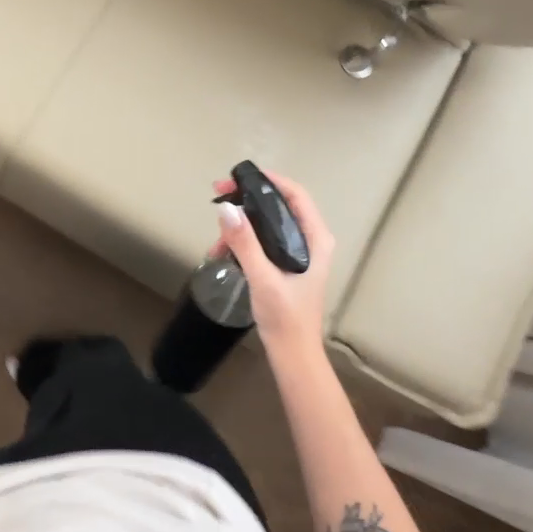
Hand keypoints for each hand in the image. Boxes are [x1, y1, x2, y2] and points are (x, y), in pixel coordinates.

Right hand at [210, 169, 335, 357]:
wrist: (293, 354)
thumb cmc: (285, 317)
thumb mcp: (262, 277)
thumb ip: (245, 242)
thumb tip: (226, 208)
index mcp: (315, 239)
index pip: (295, 194)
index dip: (268, 180)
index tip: (237, 178)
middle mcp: (310, 241)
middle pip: (279, 205)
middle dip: (248, 200)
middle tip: (219, 198)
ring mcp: (298, 253)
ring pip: (268, 223)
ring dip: (241, 225)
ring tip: (216, 239)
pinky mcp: (285, 265)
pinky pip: (263, 240)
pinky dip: (243, 241)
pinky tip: (223, 253)